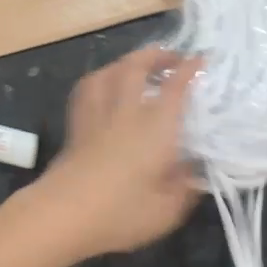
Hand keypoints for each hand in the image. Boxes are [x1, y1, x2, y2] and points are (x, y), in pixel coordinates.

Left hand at [24, 45, 201, 261]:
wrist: (66, 210)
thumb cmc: (123, 211)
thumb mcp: (169, 208)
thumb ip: (186, 185)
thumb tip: (195, 169)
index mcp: (155, 126)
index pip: (175, 87)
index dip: (189, 69)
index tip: (200, 59)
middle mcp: (126, 109)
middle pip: (137, 66)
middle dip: (156, 55)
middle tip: (172, 58)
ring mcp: (96, 111)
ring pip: (111, 69)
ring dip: (129, 61)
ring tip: (140, 66)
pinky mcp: (76, 120)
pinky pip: (90, 84)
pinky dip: (103, 76)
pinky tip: (106, 84)